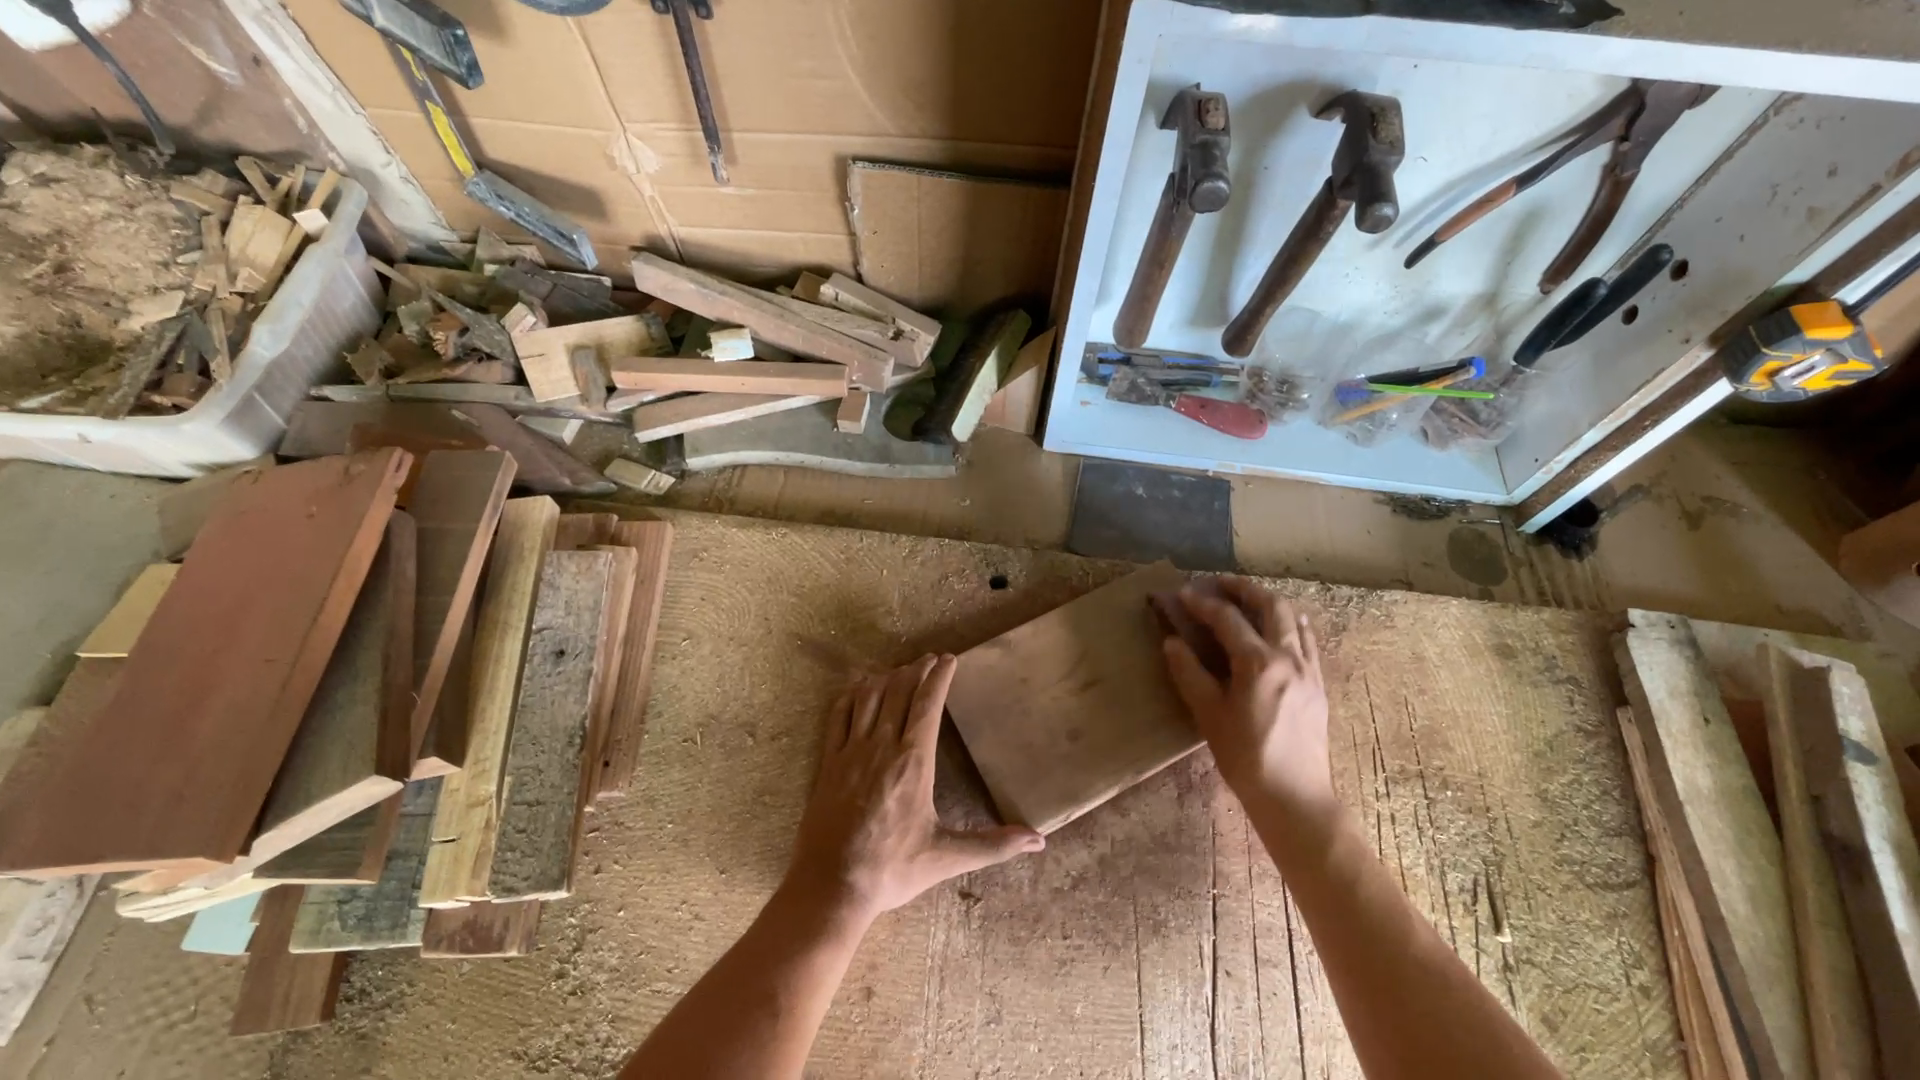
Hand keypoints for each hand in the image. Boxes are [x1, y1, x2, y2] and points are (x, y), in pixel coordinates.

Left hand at [788, 654, 1044, 922]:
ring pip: (867, 698)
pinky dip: (850, 696)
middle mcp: (881, 748)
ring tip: (898, 670)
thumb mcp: (947, 857)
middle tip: (928, 660)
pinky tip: (856, 690)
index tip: (948, 659)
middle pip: (898, 692)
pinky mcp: (827, 765)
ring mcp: (849, 753)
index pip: (927, 704)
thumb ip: (994, 845)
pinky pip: (837, 717)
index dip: (939, 677)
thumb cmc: (893, 870)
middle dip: (915, 671)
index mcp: (913, 762)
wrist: (832, 886)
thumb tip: (1038, 841)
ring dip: (885, 678)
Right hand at [1162, 578, 1336, 823]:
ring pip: (1294, 618)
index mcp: (1258, 662)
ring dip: (1269, 602)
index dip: (1202, 603)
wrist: (1294, 796)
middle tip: (1219, 583)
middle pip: (1271, 605)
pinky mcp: (1318, 685)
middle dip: (1243, 588)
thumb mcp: (1208, 715)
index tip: (1183, 594)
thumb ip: (1189, 673)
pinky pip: (1308, 640)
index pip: (1227, 619)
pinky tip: (1282, 629)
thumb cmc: (1245, 757)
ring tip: (1248, 600)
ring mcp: (1309, 669)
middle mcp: (1288, 656)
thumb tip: (1172, 642)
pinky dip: (1292, 624)